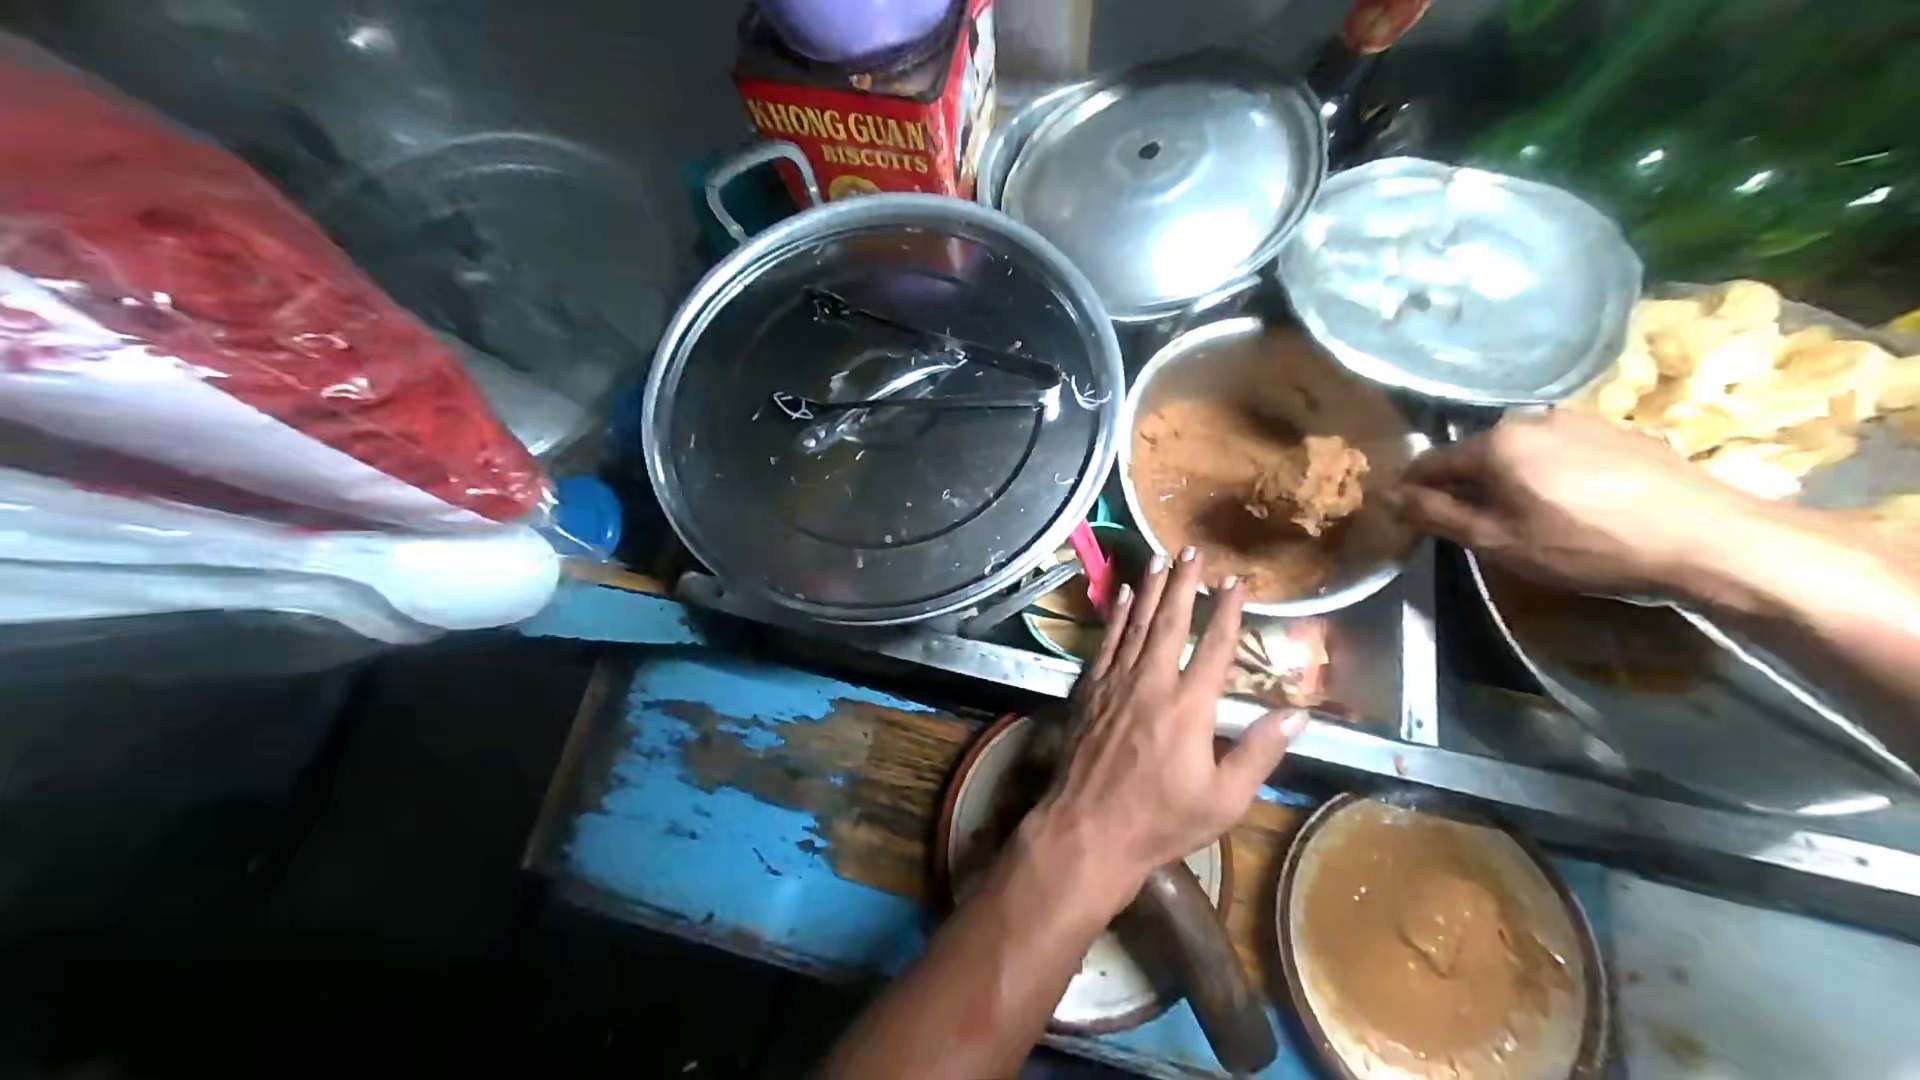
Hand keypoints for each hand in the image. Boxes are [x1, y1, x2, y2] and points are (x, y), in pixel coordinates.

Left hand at [1023, 547, 1305, 912]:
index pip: (1216, 647)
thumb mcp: (1224, 799)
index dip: (1228, 611)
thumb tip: (1297, 715)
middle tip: (1191, 549)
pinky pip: (1105, 642)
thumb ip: (1259, 752)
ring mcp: (1115, 682)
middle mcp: (1151, 682)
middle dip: (1183, 583)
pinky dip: (1114, 615)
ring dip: (1148, 588)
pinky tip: (1119, 595)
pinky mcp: (1088, 688)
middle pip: (1171, 621)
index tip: (1236, 581)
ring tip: (1158, 557)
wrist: (1089, 827)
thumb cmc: (1161, 819)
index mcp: (1189, 706)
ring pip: (1135, 623)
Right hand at [1397, 410, 1772, 602]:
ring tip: (1526, 515)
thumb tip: (1389, 495)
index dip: (1412, 491)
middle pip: (1474, 454)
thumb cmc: (1586, 544)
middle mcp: (1531, 419)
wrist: (1710, 539)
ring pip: (1517, 451)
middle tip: (1475, 524)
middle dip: (1464, 485)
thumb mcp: (1496, 539)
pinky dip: (1547, 472)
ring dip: (1507, 478)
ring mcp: (1579, 420)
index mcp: (1495, 442)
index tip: (1412, 517)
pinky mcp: (1618, 432)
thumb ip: (1434, 514)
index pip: (1428, 462)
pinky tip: (1572, 504)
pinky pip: (1558, 450)